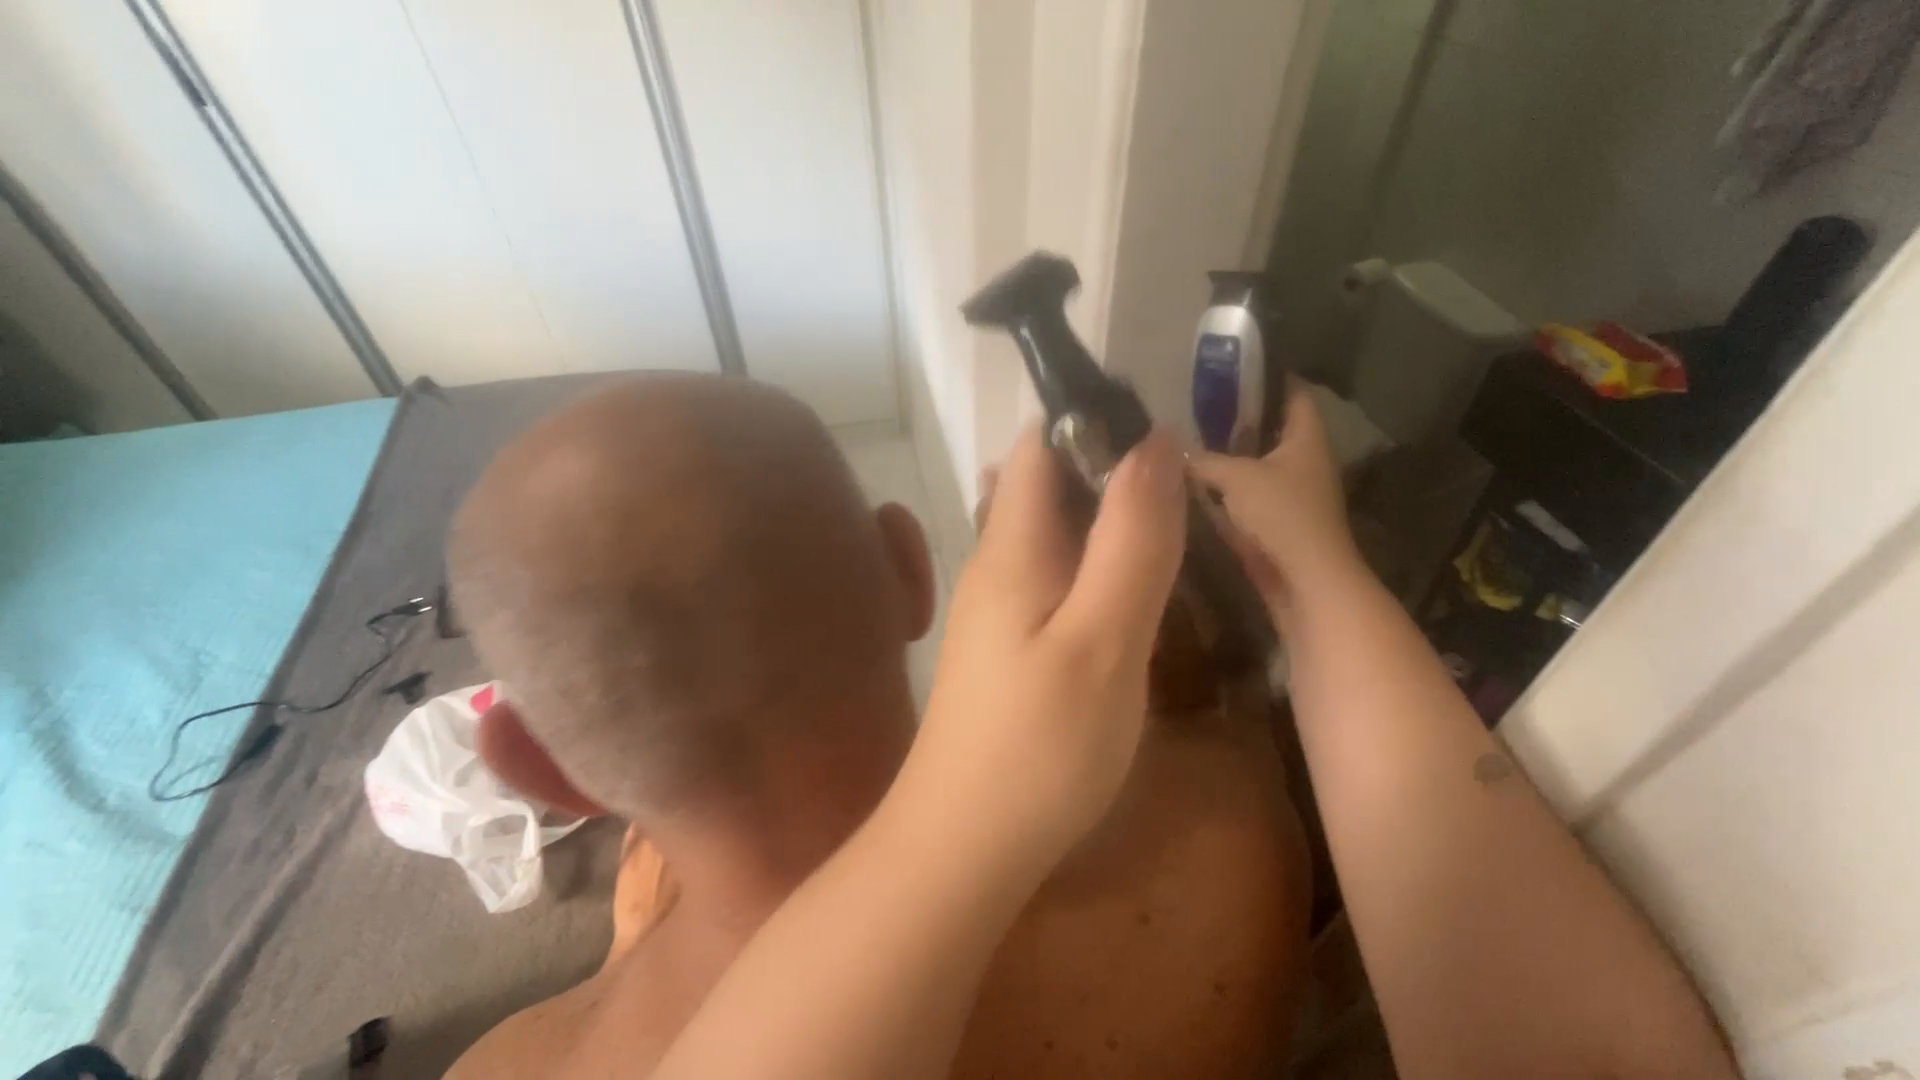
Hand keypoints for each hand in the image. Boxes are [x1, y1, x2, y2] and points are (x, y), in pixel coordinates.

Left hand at [906, 425, 1187, 867]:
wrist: (964, 846)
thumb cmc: (1039, 746)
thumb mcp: (1103, 638)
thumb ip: (1130, 539)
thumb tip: (1151, 441)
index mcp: (1011, 547)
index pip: (1042, 446)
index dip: (1096, 420)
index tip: (1167, 426)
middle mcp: (994, 565)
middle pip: (1049, 487)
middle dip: (1113, 471)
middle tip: (1193, 486)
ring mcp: (995, 611)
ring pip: (1055, 537)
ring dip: (1108, 522)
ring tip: (1177, 530)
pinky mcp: (1006, 651)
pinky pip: (1053, 582)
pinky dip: (1095, 569)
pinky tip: (1132, 593)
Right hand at [1189, 379, 1363, 612]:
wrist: (1306, 580)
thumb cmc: (1282, 514)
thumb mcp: (1236, 477)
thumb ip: (1203, 458)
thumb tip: (1171, 447)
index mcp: (1307, 435)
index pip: (1293, 390)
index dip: (1267, 373)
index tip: (1230, 364)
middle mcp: (1303, 458)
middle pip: (1272, 426)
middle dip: (1238, 415)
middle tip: (1195, 402)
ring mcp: (1292, 491)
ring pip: (1257, 461)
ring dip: (1229, 454)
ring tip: (1187, 438)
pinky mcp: (1277, 520)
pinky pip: (1248, 493)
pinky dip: (1226, 487)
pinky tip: (1193, 482)